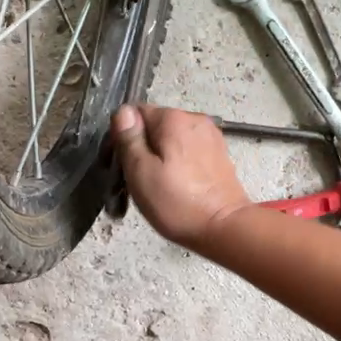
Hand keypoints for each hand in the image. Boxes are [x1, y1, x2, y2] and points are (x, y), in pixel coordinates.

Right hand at [109, 105, 251, 249]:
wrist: (224, 227)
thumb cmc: (177, 203)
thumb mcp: (140, 172)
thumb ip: (129, 139)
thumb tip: (122, 112)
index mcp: (173, 119)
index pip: (135, 114)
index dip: (121, 137)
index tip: (116, 164)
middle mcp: (195, 119)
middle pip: (155, 126)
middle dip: (141, 148)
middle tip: (134, 181)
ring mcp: (211, 137)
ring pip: (172, 140)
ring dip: (159, 158)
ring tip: (156, 187)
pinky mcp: (219, 156)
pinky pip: (189, 152)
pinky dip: (178, 165)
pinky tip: (176, 187)